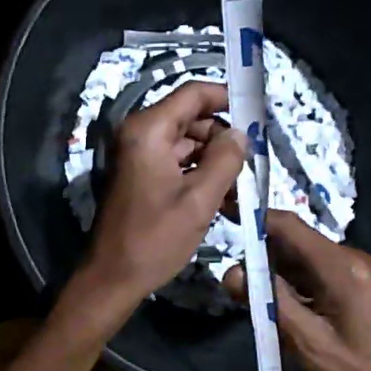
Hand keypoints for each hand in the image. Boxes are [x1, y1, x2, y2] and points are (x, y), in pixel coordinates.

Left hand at [83, 81, 246, 299]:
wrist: (113, 276)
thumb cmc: (155, 238)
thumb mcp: (200, 199)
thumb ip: (225, 160)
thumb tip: (241, 133)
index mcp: (148, 130)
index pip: (193, 93)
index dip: (226, 98)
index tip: (257, 114)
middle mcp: (138, 133)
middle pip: (190, 117)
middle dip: (222, 135)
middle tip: (252, 159)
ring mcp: (136, 154)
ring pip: (185, 140)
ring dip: (213, 157)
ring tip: (241, 182)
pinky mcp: (138, 174)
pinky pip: (174, 159)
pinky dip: (197, 170)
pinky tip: (221, 193)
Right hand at [231, 210, 370, 370]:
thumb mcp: (308, 339)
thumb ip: (270, 301)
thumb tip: (232, 272)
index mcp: (341, 266)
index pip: (290, 226)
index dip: (256, 217)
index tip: (224, 212)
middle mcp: (349, 259)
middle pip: (293, 241)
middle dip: (259, 252)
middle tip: (231, 275)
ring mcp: (354, 270)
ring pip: (300, 258)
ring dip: (273, 270)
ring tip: (247, 293)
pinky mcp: (353, 284)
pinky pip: (312, 271)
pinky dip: (289, 282)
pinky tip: (274, 303)